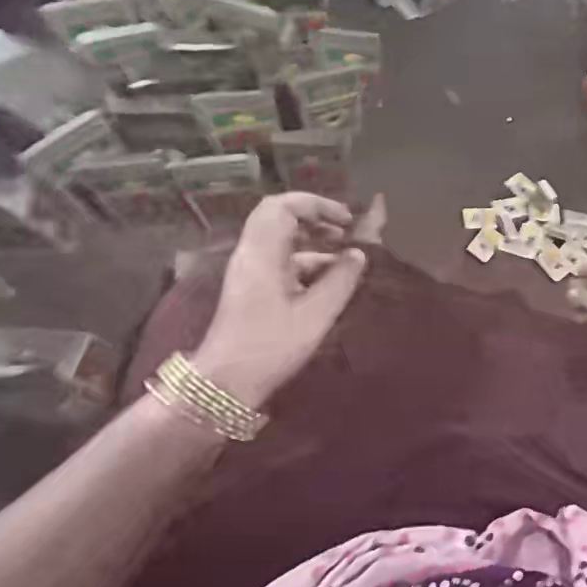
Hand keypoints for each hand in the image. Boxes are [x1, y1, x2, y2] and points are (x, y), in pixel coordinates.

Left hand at [192, 193, 367, 406]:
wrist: (227, 382)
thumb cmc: (271, 346)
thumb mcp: (315, 315)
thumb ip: (340, 281)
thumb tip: (358, 255)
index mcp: (262, 253)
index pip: (283, 206)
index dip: (316, 205)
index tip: (346, 219)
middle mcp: (251, 254)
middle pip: (279, 218)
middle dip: (315, 218)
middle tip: (345, 231)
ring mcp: (249, 272)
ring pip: (281, 241)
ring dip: (312, 241)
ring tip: (344, 256)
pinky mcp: (252, 290)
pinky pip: (280, 262)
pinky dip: (305, 262)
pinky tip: (328, 280)